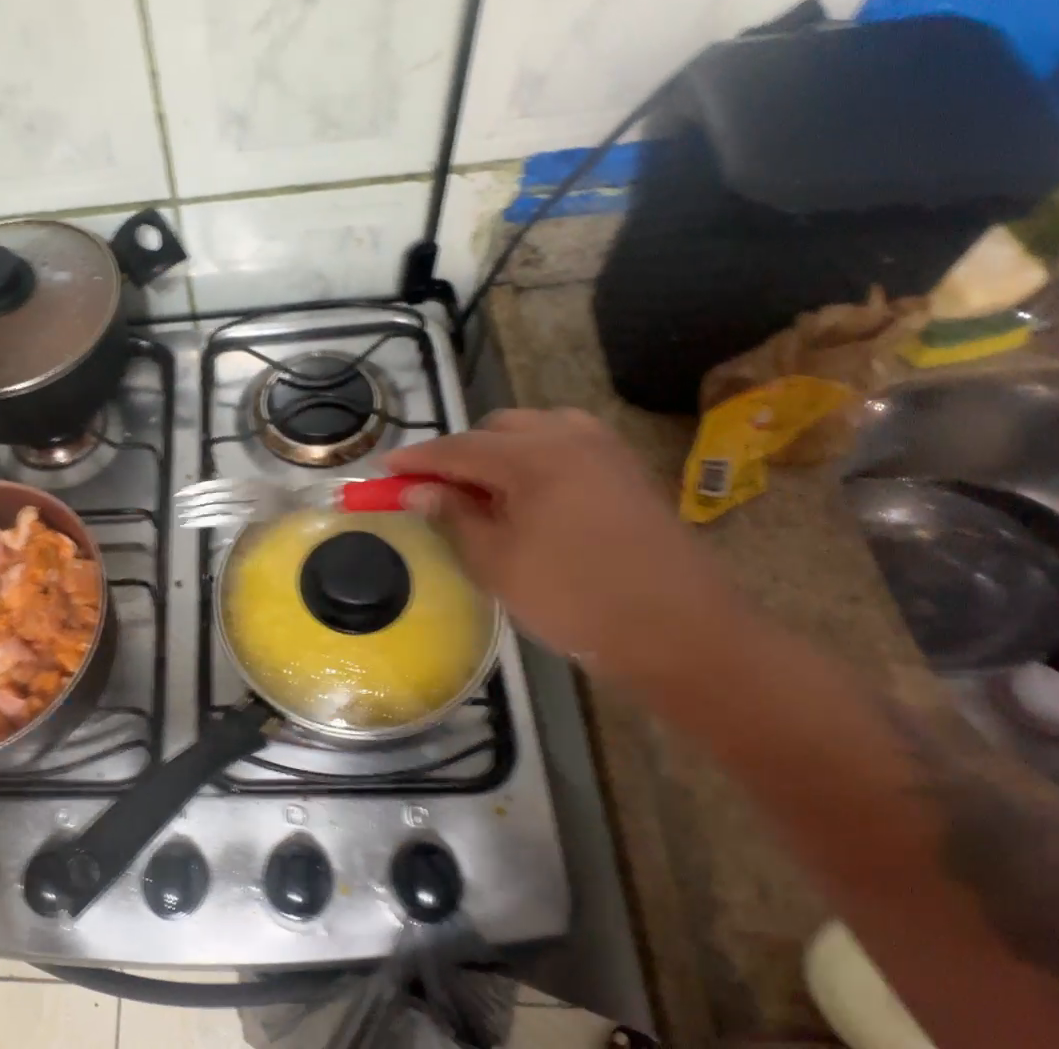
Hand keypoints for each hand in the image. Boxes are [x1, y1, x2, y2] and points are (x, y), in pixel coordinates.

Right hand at [386, 409, 750, 681]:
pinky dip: (534, 460)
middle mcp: (570, 436)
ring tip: (481, 495)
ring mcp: (605, 449)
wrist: (677, 629)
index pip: (458, 448)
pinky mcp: (626, 470)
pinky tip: (528, 497)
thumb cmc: (574, 599)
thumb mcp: (497, 563)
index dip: (416, 460)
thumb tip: (418, 492)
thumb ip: (453, 517)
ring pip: (534, 431)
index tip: (381, 472)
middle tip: (434, 492)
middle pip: (496, 429)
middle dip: (460, 454)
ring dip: (499, 453)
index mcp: (533, 455)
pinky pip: (565, 446)